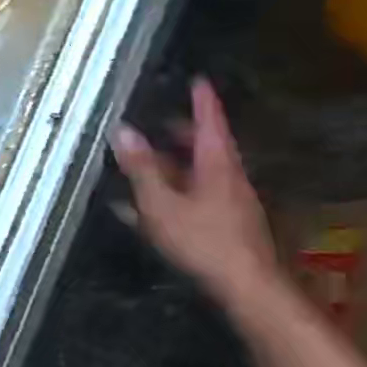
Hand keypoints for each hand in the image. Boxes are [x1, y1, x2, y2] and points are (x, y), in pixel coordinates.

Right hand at [111, 77, 278, 303]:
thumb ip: (141, 166)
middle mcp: (226, 180)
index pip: (209, 127)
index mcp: (216, 168)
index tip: (198, 81)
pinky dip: (164, 190)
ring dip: (167, 163)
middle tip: (155, 120)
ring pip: (194, 173)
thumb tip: (123, 130)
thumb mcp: (161, 201)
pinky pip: (187, 195)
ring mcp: (226, 202)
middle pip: (203, 148)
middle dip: (178, 134)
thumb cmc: (201, 239)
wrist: (243, 284)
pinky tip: (136, 203)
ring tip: (138, 158)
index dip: (203, 104)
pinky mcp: (219, 221)